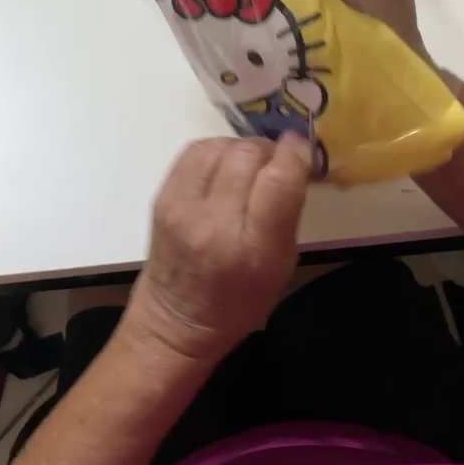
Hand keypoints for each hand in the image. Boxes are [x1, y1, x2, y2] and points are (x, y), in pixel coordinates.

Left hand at [123, 134, 313, 363]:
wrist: (176, 318)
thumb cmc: (240, 299)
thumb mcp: (281, 265)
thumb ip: (288, 211)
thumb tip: (294, 158)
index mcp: (252, 249)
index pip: (277, 181)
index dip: (294, 154)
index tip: (302, 149)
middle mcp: (213, 223)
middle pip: (247, 155)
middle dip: (268, 152)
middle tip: (274, 165)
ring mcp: (181, 206)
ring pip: (219, 146)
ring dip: (240, 149)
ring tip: (247, 167)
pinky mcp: (161, 196)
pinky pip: (194, 151)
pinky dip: (215, 151)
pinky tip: (222, 167)